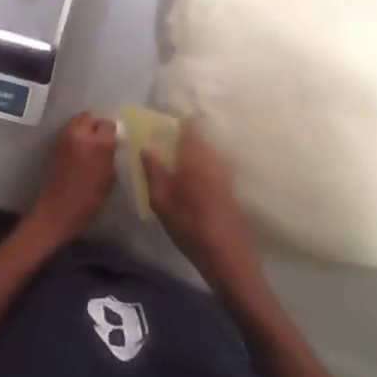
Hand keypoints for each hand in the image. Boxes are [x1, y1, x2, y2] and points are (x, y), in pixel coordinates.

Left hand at [28, 112, 117, 242]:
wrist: (60, 208)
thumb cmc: (90, 198)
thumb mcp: (110, 176)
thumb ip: (111, 154)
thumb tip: (113, 143)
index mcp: (99, 143)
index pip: (108, 124)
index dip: (112, 132)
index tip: (114, 140)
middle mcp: (81, 135)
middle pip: (89, 116)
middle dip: (96, 124)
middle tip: (101, 137)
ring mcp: (65, 138)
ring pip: (77, 121)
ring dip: (84, 127)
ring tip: (90, 141)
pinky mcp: (55, 145)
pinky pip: (68, 131)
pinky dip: (75, 134)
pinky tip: (80, 148)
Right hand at [142, 119, 257, 282]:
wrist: (226, 254)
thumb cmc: (188, 226)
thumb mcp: (161, 201)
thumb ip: (154, 171)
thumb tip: (146, 148)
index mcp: (196, 159)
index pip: (192, 128)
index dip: (182, 121)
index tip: (167, 122)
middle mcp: (215, 161)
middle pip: (203, 138)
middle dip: (187, 135)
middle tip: (167, 141)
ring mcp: (226, 175)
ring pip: (210, 152)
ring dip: (195, 150)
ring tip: (176, 160)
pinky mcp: (231, 188)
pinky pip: (215, 166)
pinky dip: (203, 164)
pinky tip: (191, 179)